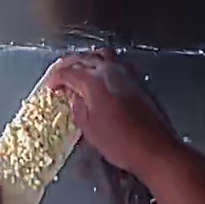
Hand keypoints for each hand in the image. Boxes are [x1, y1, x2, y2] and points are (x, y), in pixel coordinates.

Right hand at [48, 49, 182, 178]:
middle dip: (68, 65)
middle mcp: (109, 70)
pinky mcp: (137, 79)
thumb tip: (74, 97)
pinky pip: (115, 61)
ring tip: (79, 70)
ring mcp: (126, 72)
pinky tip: (101, 74)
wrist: (154, 148)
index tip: (50, 86)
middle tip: (60, 75)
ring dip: (87, 59)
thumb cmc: (120, 142)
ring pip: (101, 55)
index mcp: (93, 81)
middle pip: (83, 58)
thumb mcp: (89, 128)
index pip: (68, 72)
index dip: (56, 78)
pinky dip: (103, 62)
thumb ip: (78, 107)